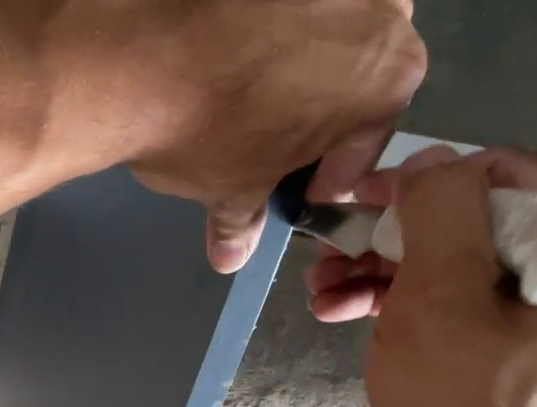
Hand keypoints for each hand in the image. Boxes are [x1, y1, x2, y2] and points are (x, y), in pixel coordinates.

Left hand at [21, 0, 425, 272]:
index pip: (364, 144)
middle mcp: (388, 7)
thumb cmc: (207, 129)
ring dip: (289, 64)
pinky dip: (257, 28)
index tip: (295, 190)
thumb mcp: (231, 187)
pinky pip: (280, 5)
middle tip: (264, 140)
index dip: (323, 177)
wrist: (144, 56)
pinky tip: (222, 50)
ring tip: (236, 93)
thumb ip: (244, 218)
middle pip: (352, 77)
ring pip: (321, 29)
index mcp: (392, 77)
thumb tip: (234, 253)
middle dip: (312, 114)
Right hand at [314, 147, 536, 406]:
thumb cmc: (460, 401)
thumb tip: (428, 161)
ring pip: (463, 260)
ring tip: (322, 293)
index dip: (415, 188)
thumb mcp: (440, 296)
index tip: (349, 209)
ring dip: (386, 271)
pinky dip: (410, 302)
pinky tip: (350, 312)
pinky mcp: (532, 336)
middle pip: (477, 220)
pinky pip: (468, 298)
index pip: (500, 174)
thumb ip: (440, 210)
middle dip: (391, 238)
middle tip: (325, 258)